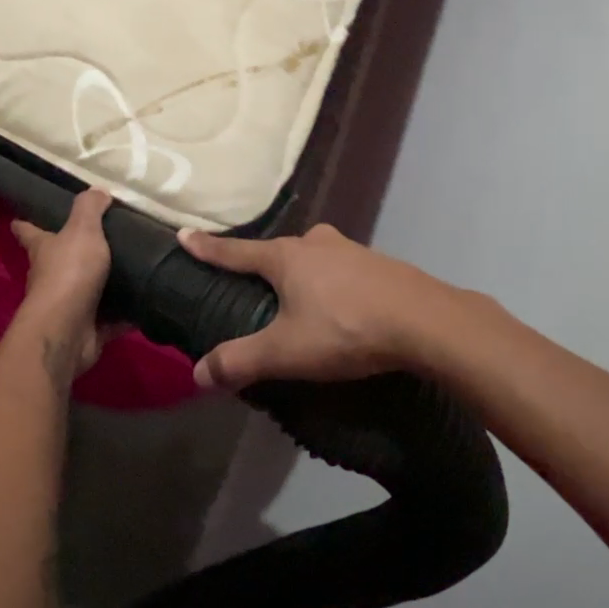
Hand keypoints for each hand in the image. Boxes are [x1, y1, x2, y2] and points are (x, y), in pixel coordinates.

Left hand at [11, 189, 115, 377]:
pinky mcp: (87, 329)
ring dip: (103, 286)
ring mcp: (67, 306)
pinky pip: (110, 320)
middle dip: (70, 254)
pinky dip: (125, 316)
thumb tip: (97, 190)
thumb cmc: (69, 272)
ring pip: (86, 291)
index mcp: (43, 249)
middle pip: (57, 262)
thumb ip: (89, 209)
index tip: (18, 219)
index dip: (24, 225)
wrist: (68, 329)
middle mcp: (49, 278)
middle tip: (100, 241)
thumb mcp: (82, 230)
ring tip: (131, 272)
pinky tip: (145, 306)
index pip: (28, 232)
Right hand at [178, 223, 459, 389]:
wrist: (425, 322)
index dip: (208, 248)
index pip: (235, 251)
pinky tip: (341, 304)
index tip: (183, 234)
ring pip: (314, 257)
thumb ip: (240, 361)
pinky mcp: (380, 265)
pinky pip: (342, 269)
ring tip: (299, 298)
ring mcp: (351, 250)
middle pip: (277, 251)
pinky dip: (332, 282)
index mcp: (286, 258)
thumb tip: (195, 373)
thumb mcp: (287, 351)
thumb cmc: (346, 329)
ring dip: (302, 272)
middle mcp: (316, 243)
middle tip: (252, 283)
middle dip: (262, 264)